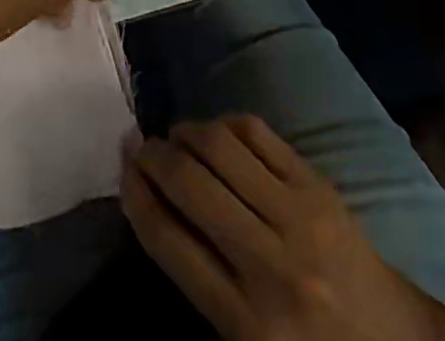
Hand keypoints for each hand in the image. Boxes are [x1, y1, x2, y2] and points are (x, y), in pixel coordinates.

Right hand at [122, 117, 444, 340]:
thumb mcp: (241, 337)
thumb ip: (195, 273)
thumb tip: (148, 196)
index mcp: (244, 318)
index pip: (167, 239)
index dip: (135, 194)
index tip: (124, 171)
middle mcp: (269, 262)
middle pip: (188, 184)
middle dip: (154, 157)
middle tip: (143, 149)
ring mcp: (299, 216)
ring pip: (220, 147)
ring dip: (186, 133)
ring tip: (177, 138)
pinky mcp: (320, 186)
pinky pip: (258, 133)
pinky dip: (225, 125)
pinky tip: (217, 135)